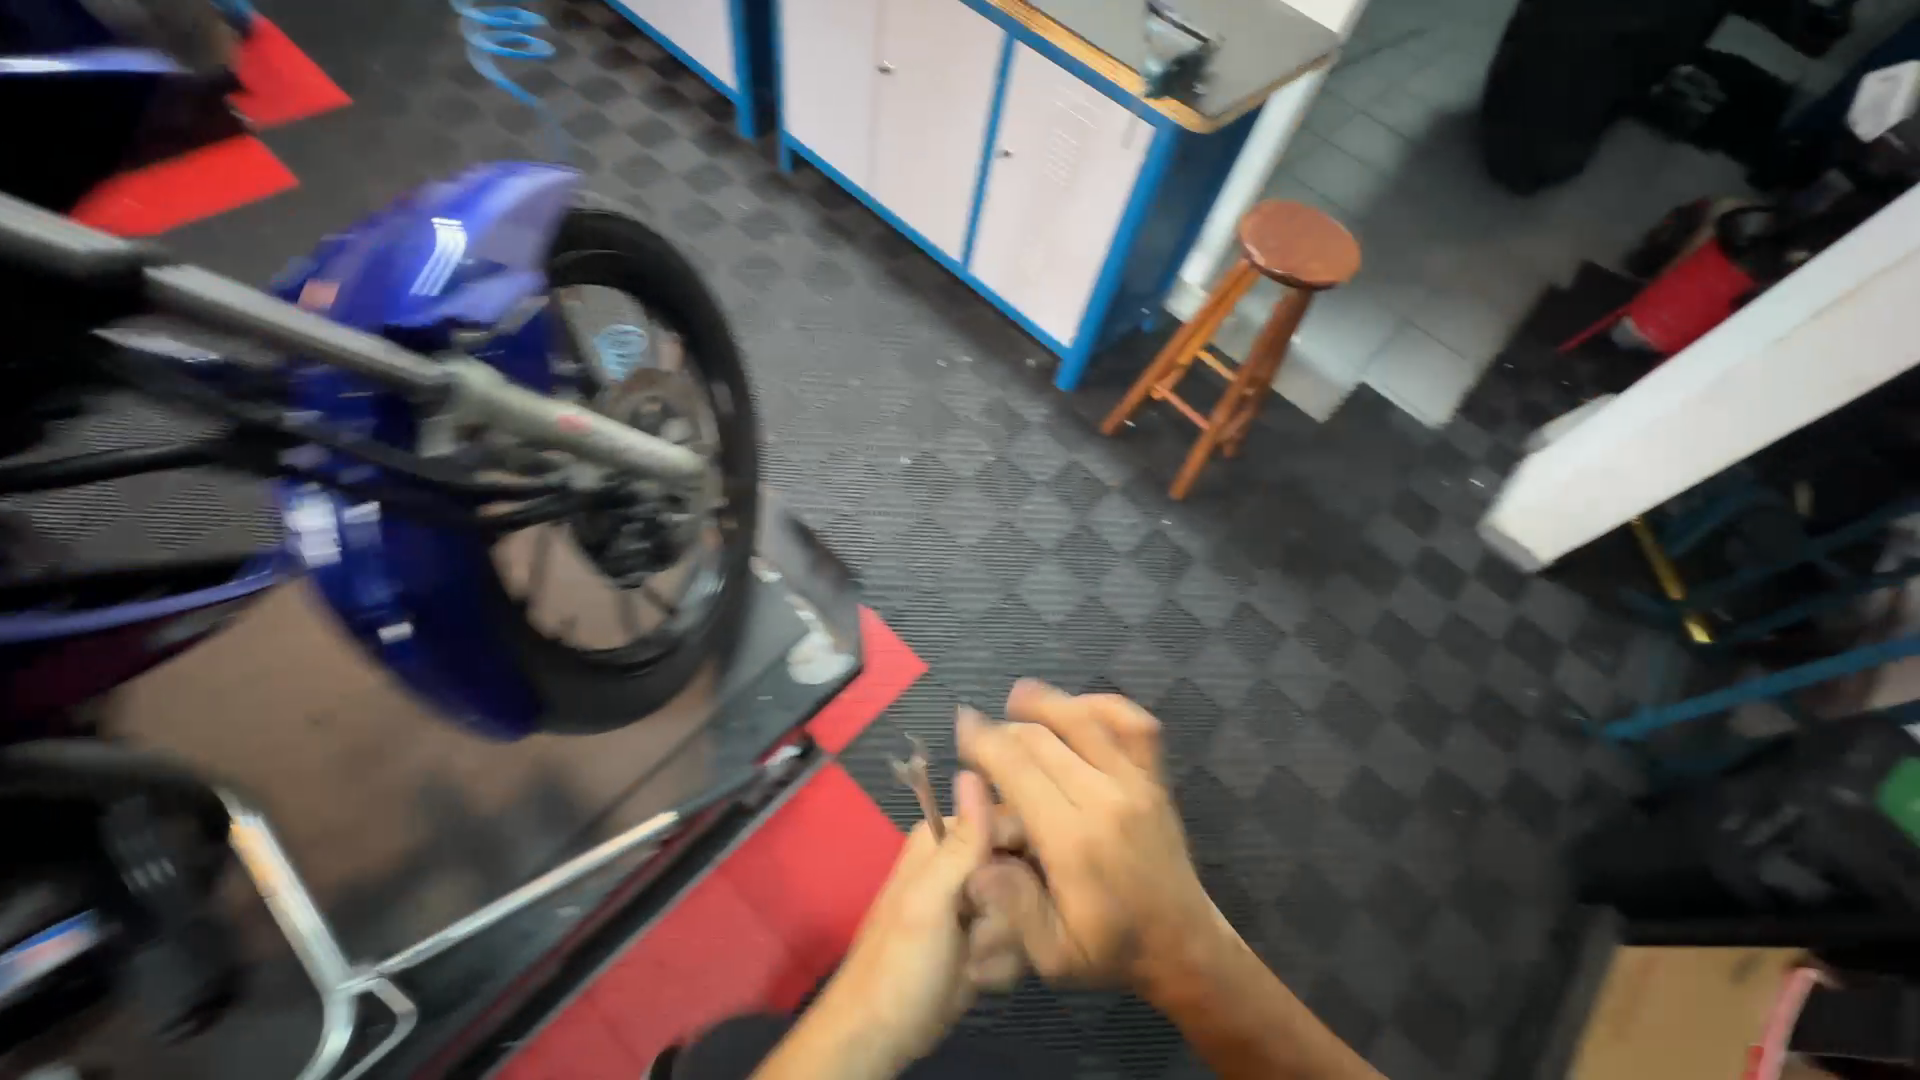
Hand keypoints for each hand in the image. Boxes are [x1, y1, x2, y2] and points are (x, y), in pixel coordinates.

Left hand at [804, 771, 1014, 1069]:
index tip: (1003, 896)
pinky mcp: (985, 939)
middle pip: (1026, 870)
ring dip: (1006, 945)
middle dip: (1011, 913)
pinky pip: (1022, 941)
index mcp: (944, 839)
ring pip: (1029, 910)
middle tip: (977, 935)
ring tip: (971, 963)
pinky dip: (1003, 965)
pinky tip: (975, 979)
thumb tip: (973, 769)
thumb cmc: (900, 964)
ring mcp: (976, 903)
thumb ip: (962, 842)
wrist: (880, 1035)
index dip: (1022, 860)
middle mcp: (963, 863)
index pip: (1013, 824)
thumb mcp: (931, 900)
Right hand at [957, 680, 1221, 996]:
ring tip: (1016, 698)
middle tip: (978, 731)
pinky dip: (1104, 705)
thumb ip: (1012, 905)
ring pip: (1083, 720)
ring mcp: (1135, 784)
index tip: (960, 728)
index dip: (982, 741)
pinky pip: (1134, 725)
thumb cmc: (1110, 949)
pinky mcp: (1155, 779)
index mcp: (1072, 840)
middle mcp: (1104, 799)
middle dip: (1002, 728)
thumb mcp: (1051, 954)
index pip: (1016, 769)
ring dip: (1044, 704)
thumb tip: (975, 858)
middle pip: (1041, 739)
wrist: (1182, 944)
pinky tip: (1077, 707)